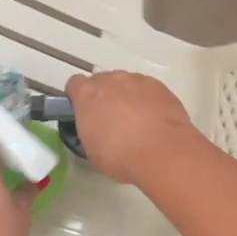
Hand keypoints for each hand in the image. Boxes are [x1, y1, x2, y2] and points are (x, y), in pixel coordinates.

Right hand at [64, 71, 202, 185]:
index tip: (83, 112)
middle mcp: (111, 80)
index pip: (75, 84)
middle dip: (103, 96)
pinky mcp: (158, 85)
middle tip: (110, 119)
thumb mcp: (91, 148)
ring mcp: (136, 80)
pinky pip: (146, 88)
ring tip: (136, 120)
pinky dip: (146, 99)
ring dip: (126, 96)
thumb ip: (89, 127)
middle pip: (102, 81)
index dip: (78, 97)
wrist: (162, 151)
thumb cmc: (120, 155)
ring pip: (125, 83)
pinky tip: (153, 118)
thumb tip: (96, 124)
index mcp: (88, 95)